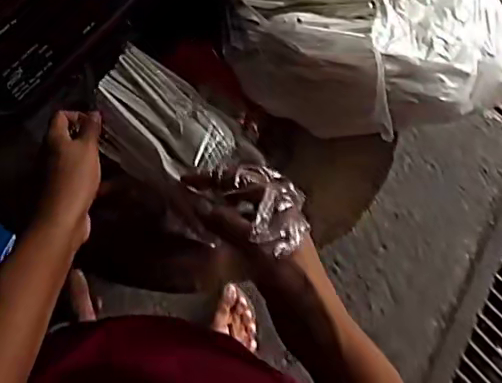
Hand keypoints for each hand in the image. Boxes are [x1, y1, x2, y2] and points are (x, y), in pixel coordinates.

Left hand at [35, 110, 100, 246]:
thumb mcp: (87, 148)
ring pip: (75, 160)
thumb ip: (90, 128)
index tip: (95, 122)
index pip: (60, 116)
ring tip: (112, 158)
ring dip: (92, 159)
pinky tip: (115, 183)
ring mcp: (54, 176)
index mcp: (53, 140)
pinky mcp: (63, 193)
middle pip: (67, 138)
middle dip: (87, 138)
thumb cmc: (74, 178)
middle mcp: (49, 155)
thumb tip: (93, 112)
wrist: (61, 222)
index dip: (78, 114)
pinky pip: (80, 180)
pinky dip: (95, 180)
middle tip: (105, 139)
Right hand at [181, 171, 316, 297]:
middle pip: (240, 194)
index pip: (244, 178)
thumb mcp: (261, 249)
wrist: (316, 325)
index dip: (216, 176)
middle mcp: (275, 212)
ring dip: (216, 214)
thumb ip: (230, 226)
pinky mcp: (264, 258)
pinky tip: (204, 242)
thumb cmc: (294, 280)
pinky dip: (221, 237)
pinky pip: (238, 240)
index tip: (187, 180)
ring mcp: (270, 235)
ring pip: (237, 216)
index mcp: (281, 202)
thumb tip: (199, 205)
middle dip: (214, 192)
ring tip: (190, 215)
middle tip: (186, 195)